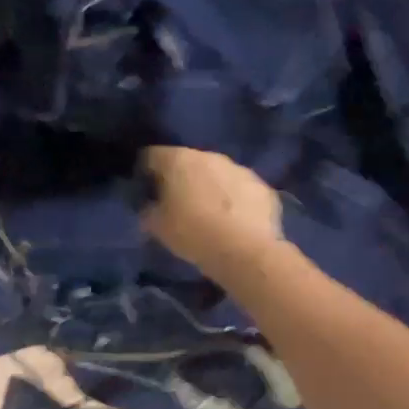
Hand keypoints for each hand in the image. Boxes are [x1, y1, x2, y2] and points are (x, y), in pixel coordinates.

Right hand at [141, 146, 284, 282]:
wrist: (247, 253)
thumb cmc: (191, 232)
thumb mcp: (154, 223)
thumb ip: (147, 207)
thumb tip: (150, 204)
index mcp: (176, 158)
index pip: (150, 155)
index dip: (144, 172)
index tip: (145, 191)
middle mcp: (208, 156)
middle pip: (186, 161)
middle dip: (179, 177)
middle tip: (176, 202)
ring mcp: (240, 170)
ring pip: (216, 173)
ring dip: (209, 186)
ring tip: (207, 212)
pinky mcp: (264, 188)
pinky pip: (240, 189)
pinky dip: (234, 199)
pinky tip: (232, 220)